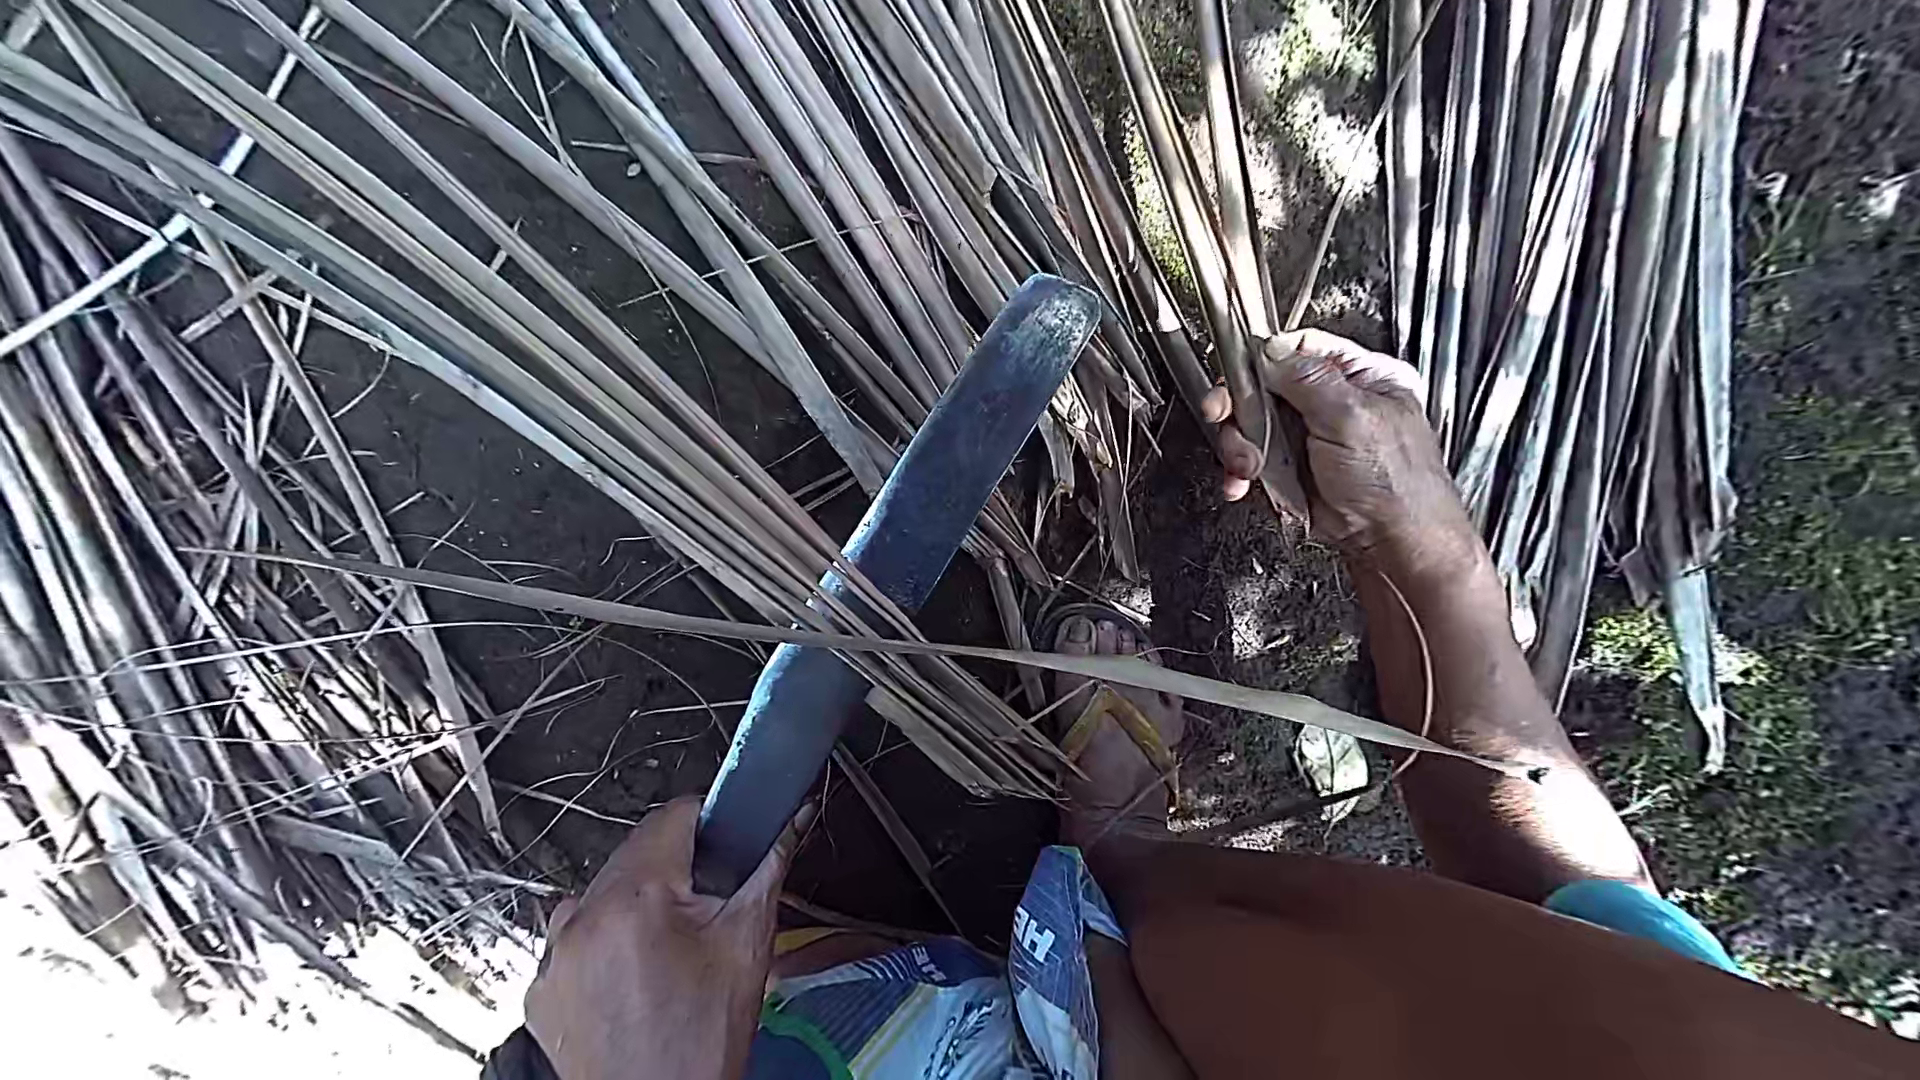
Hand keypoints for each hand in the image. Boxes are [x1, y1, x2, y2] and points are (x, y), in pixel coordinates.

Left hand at [524, 796, 805, 1079]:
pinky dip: (605, 934)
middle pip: (637, 849)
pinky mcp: (540, 989)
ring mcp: (555, 957)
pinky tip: (635, 964)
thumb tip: (795, 819)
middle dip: (675, 861)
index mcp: (638, 897)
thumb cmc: (704, 1035)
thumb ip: (772, 863)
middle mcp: (585, 919)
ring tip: (671, 934)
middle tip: (706, 898)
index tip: (722, 837)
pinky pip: (576, 933)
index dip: (706, 819)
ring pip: (606, 887)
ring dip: (639, 893)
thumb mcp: (749, 937)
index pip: (672, 815)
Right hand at [1202, 329, 1479, 576]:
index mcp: (1357, 378)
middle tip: (1225, 415)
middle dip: (1240, 407)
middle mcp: (1327, 404)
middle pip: (1263, 387)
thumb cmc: (1394, 484)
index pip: (1300, 349)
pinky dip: (1237, 472)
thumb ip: (1310, 380)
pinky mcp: (1286, 467)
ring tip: (1251, 465)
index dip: (1265, 359)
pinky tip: (1243, 482)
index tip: (1242, 375)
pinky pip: (1247, 459)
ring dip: (1239, 447)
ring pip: (1249, 425)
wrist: (1387, 539)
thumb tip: (1272, 353)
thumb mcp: (1353, 418)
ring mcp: (1304, 436)